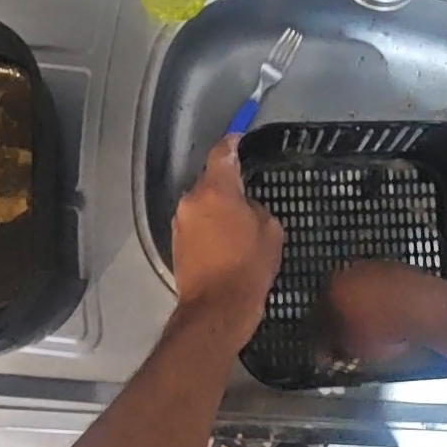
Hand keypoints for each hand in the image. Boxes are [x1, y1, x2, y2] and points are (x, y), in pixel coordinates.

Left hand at [171, 136, 282, 345]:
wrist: (217, 310)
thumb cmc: (249, 268)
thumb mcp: (271, 233)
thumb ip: (257, 209)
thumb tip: (246, 207)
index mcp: (216, 191)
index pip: (222, 153)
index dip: (233, 142)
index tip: (240, 137)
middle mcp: (192, 201)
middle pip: (210, 180)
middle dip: (228, 185)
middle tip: (249, 197)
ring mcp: (180, 222)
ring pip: (202, 204)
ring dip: (217, 208)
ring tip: (239, 226)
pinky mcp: (176, 243)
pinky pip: (196, 224)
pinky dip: (209, 227)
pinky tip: (225, 244)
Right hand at [325, 261, 446, 361]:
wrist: (426, 308)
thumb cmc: (384, 329)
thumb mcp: (353, 347)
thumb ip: (333, 347)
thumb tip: (326, 350)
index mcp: (332, 288)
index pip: (316, 313)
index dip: (319, 335)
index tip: (325, 350)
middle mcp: (350, 272)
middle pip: (338, 298)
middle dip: (340, 319)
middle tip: (347, 340)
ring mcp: (376, 267)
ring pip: (361, 292)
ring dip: (362, 309)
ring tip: (371, 331)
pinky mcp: (399, 269)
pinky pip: (383, 289)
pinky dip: (382, 303)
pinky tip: (390, 319)